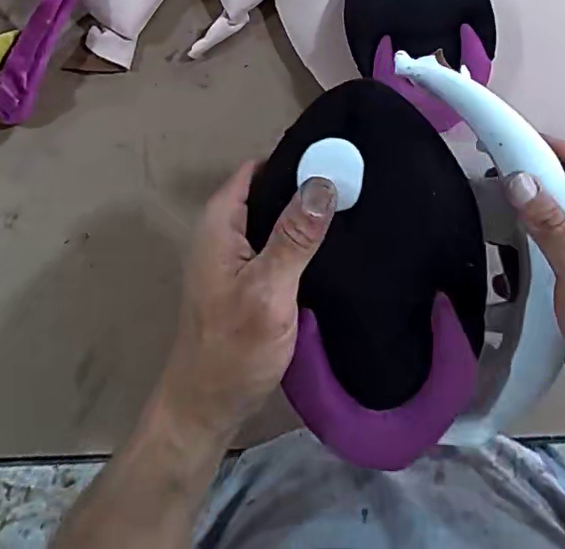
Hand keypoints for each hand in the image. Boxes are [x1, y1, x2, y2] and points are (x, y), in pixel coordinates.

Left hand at [153, 162, 336, 440]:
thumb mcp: (268, 290)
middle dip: (310, 181)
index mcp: (221, 221)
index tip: (341, 153)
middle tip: (358, 177)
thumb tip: (324, 182)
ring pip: (278, 214)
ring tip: (355, 202)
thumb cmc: (232, 350)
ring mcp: (237, 253)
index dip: (298, 156)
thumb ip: (295, 237)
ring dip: (309, 210)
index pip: (262, 167)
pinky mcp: (252, 273)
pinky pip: (281, 238)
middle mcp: (226, 229)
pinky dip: (305, 234)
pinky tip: (336, 239)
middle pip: (272, 187)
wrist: (207, 410)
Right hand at [504, 141, 564, 438]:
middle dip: (525, 183)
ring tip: (484, 222)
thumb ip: (551, 226)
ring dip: (522, 224)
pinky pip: (550, 260)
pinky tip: (503, 274)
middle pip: (563, 191)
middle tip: (481, 183)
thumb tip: (519, 176)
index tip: (497, 144)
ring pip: (553, 226)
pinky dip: (527, 259)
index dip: (540, 145)